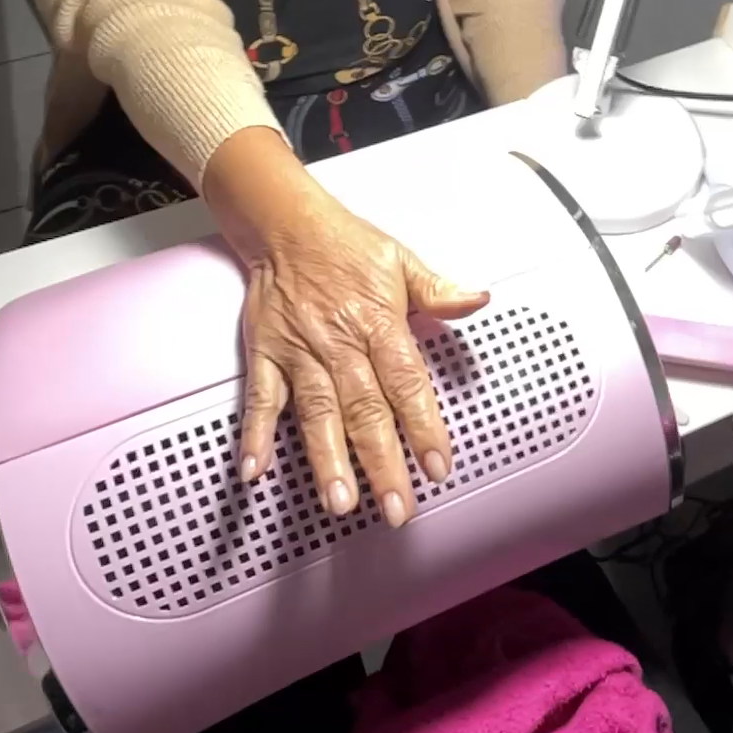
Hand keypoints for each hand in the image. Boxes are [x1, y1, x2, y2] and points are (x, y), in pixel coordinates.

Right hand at [204, 131, 488, 526]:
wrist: (285, 224)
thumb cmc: (345, 245)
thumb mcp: (401, 260)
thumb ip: (439, 290)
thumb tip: (478, 299)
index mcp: (378, 322)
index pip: (407, 383)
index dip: (424, 426)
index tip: (437, 464)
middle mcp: (339, 343)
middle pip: (366, 410)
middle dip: (383, 462)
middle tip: (396, 507)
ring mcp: (300, 353)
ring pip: (317, 414)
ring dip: (328, 460)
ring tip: (340, 502)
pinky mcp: (266, 356)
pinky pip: (261, 401)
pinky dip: (255, 437)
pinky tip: (255, 472)